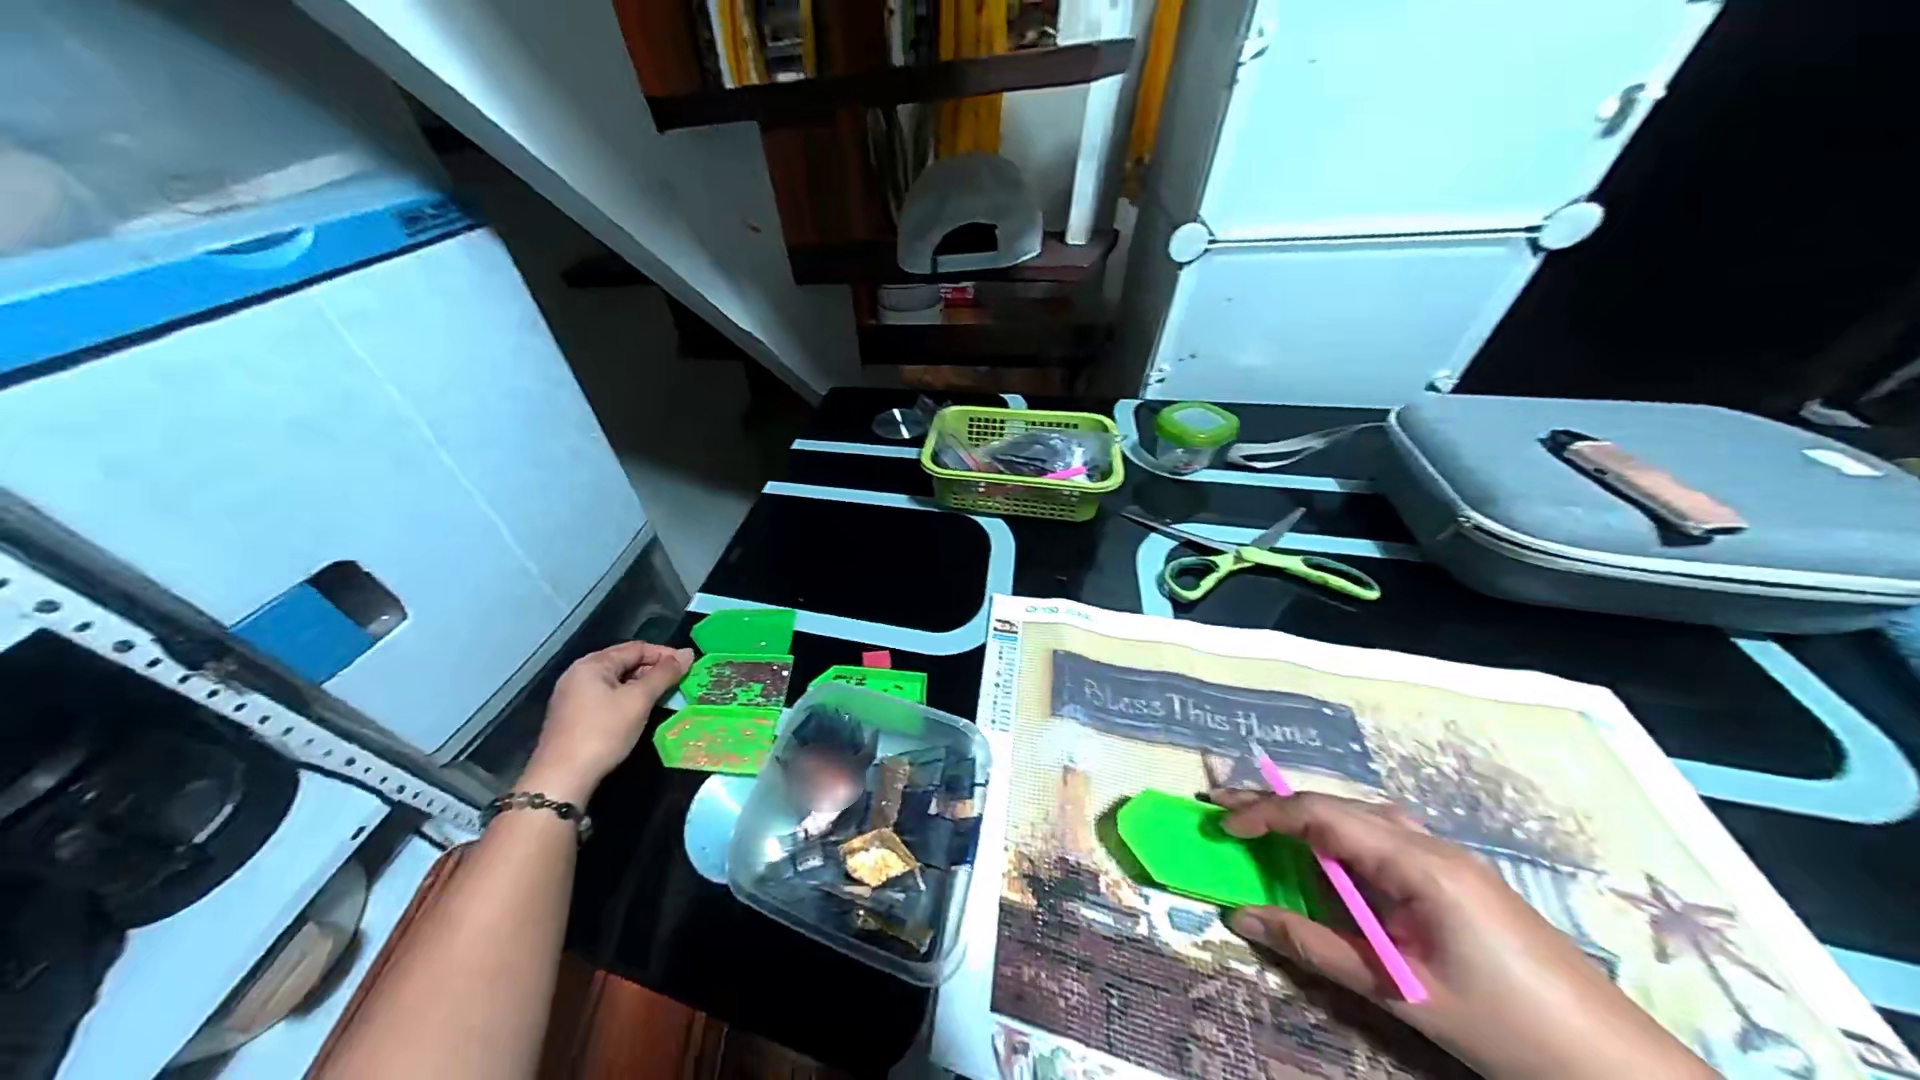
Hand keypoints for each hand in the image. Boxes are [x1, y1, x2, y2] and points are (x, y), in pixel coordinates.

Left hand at [517, 642, 692, 803]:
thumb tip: (688, 653)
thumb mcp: (638, 700)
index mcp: (592, 664)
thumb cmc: (603, 732)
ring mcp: (573, 696)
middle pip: (625, 662)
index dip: (665, 654)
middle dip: (654, 670)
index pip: (636, 648)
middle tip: (680, 682)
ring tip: (666, 696)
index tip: (689, 666)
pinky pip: (607, 696)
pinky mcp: (574, 716)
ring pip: (617, 681)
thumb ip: (664, 674)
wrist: (562, 778)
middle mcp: (579, 674)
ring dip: (643, 686)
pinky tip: (642, 711)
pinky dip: (628, 699)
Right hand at [1210, 789, 1714, 1079]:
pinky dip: (1342, 840)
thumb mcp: (1398, 990)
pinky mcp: (1459, 878)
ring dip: (1310, 818)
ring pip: (1363, 817)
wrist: (1618, 1068)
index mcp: (1418, 862)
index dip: (1265, 813)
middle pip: (1339, 806)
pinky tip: (1331, 863)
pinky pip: (1386, 839)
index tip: (1222, 824)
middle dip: (1277, 805)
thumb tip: (1242, 915)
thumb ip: (1316, 946)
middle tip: (1223, 807)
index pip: (1323, 815)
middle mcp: (1431, 844)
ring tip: (1266, 829)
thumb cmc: (1505, 1028)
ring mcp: (1449, 858)